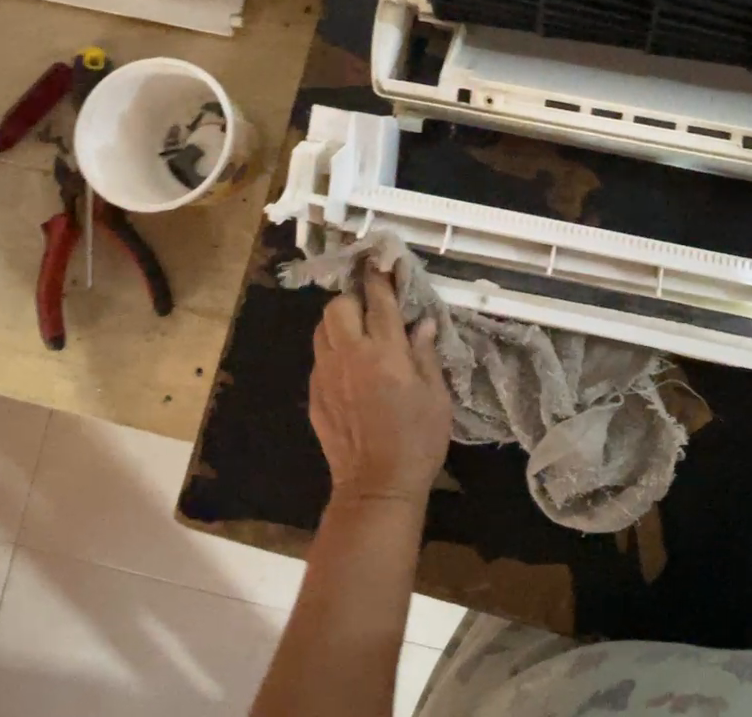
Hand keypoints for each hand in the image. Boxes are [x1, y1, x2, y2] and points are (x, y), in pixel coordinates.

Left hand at [310, 268, 452, 506]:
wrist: (376, 486)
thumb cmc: (417, 440)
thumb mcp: (436, 396)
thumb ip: (425, 354)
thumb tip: (422, 323)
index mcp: (385, 352)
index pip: (379, 301)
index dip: (380, 278)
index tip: (382, 264)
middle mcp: (350, 355)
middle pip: (338, 307)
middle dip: (353, 299)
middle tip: (372, 309)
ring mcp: (326, 374)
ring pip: (321, 329)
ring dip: (338, 322)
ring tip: (357, 332)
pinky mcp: (315, 394)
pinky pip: (319, 357)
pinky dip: (332, 350)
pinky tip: (349, 367)